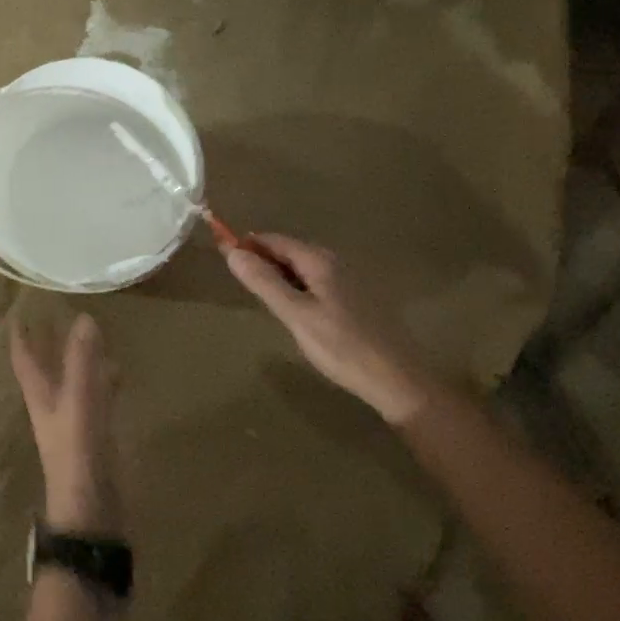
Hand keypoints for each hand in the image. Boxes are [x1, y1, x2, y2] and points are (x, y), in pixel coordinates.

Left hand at [10, 314, 122, 534]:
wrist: (94, 513)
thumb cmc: (78, 456)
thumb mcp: (79, 404)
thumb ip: (81, 363)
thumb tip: (83, 317)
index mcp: (41, 398)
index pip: (25, 360)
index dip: (21, 337)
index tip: (19, 312)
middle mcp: (55, 407)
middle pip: (48, 368)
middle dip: (49, 343)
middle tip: (55, 315)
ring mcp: (76, 423)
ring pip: (74, 382)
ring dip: (79, 360)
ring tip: (92, 334)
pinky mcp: (98, 438)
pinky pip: (98, 400)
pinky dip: (105, 383)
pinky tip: (119, 374)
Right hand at [225, 233, 434, 423]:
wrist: (396, 380)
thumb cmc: (342, 346)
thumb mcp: (296, 315)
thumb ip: (263, 282)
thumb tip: (232, 252)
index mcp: (320, 261)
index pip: (274, 240)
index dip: (247, 245)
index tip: (223, 258)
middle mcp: (335, 263)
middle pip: (289, 251)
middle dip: (262, 261)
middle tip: (241, 285)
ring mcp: (348, 282)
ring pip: (302, 269)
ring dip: (279, 276)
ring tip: (263, 300)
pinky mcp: (354, 301)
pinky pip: (315, 284)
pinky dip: (296, 289)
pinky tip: (294, 312)